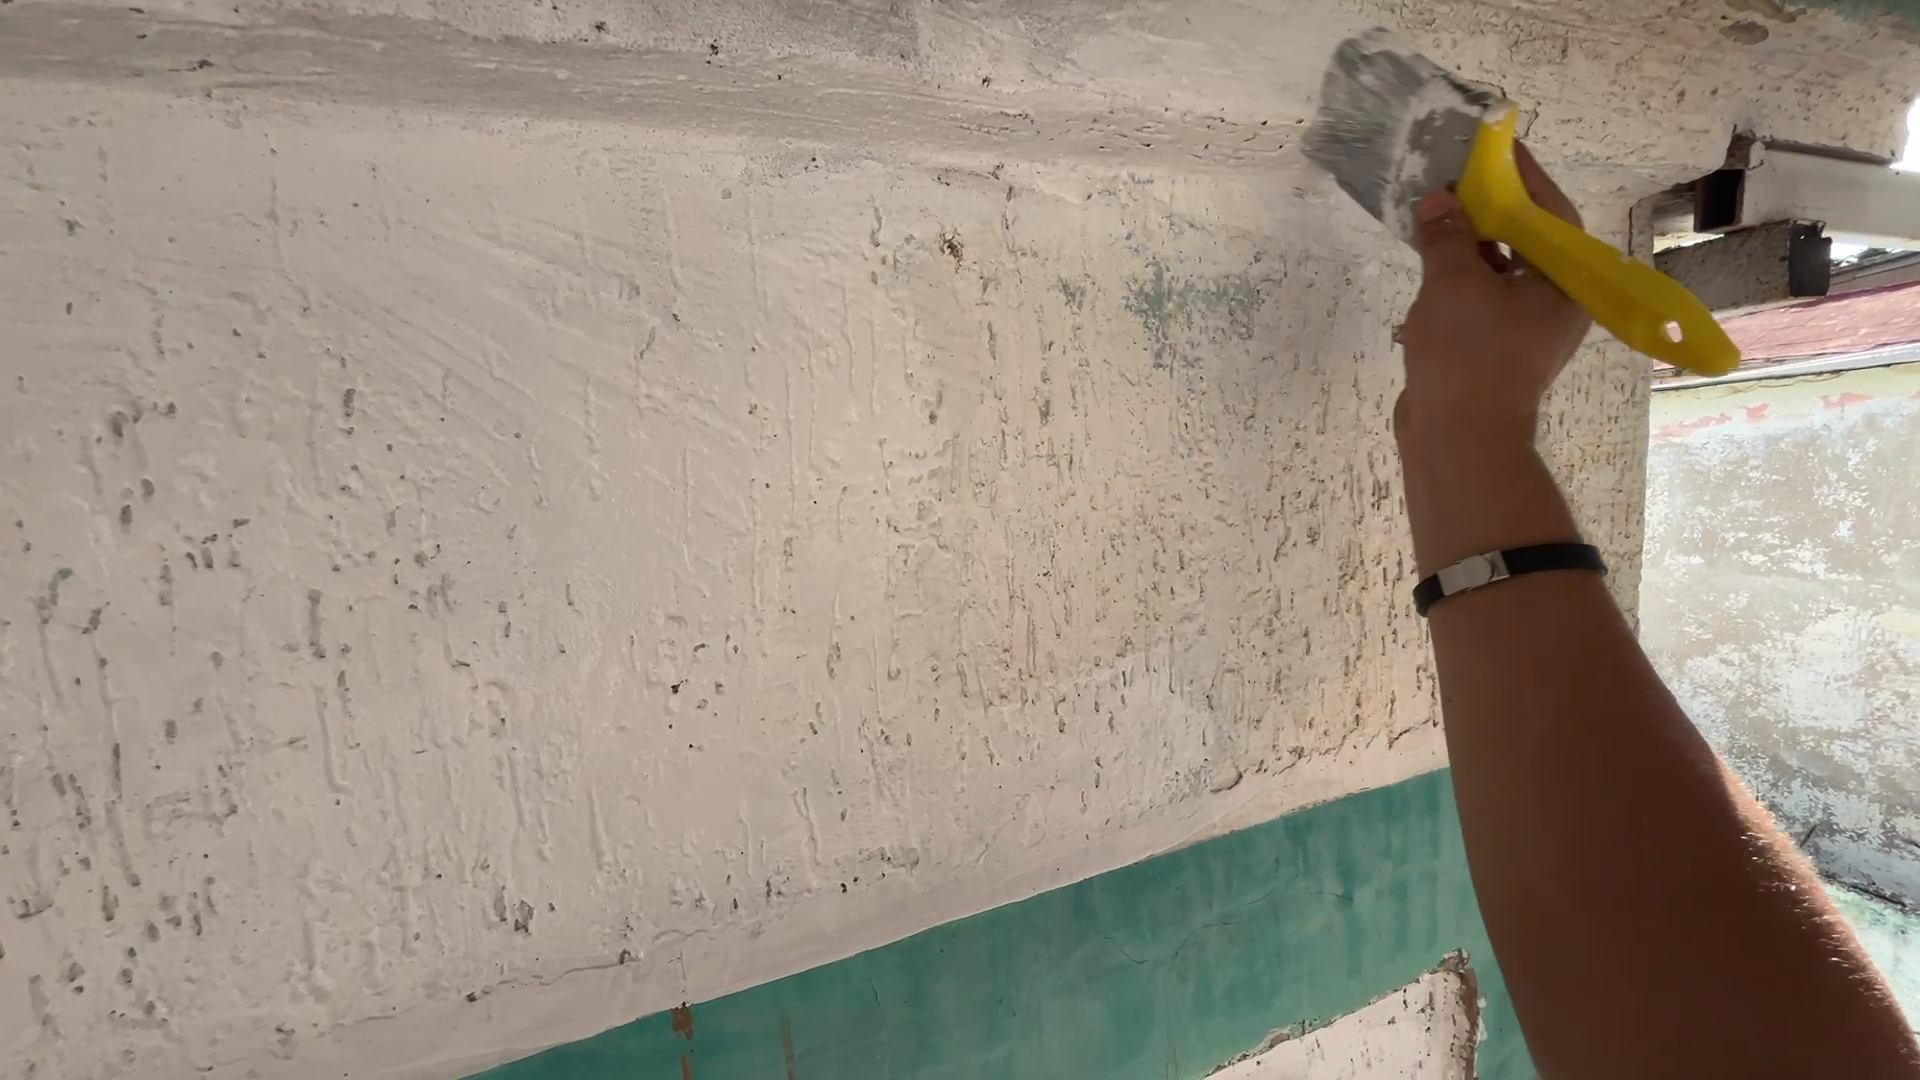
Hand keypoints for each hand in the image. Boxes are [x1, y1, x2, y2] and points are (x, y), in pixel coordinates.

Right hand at [1394, 144, 1591, 449]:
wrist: (1458, 437)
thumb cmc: (1468, 355)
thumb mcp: (1452, 286)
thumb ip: (1445, 239)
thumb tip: (1437, 201)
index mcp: (1564, 282)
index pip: (1547, 212)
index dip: (1520, 177)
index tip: (1496, 148)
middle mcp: (1552, 304)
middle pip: (1520, 245)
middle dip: (1484, 217)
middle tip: (1451, 189)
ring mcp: (1521, 333)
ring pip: (1493, 279)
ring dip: (1461, 257)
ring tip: (1429, 234)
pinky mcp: (1490, 356)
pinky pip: (1473, 310)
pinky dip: (1450, 294)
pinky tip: (1421, 292)